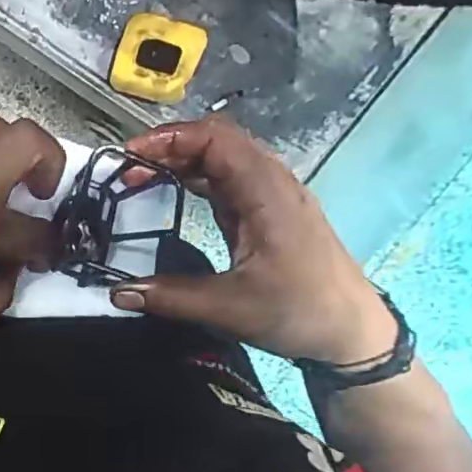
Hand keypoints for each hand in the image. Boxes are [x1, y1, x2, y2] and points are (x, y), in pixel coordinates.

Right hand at [108, 115, 395, 363]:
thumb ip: (171, 296)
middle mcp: (271, 182)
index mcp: (266, 191)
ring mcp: (272, 195)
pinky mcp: (269, 211)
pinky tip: (175, 191)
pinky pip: (230, 179)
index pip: (214, 139)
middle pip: (218, 140)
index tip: (129, 156)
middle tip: (129, 170)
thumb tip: (119, 293)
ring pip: (224, 158)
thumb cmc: (298, 312)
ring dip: (183, 160)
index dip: (168, 139)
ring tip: (142, 178)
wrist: (353, 332)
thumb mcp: (230, 307)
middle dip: (170, 146)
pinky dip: (198, 178)